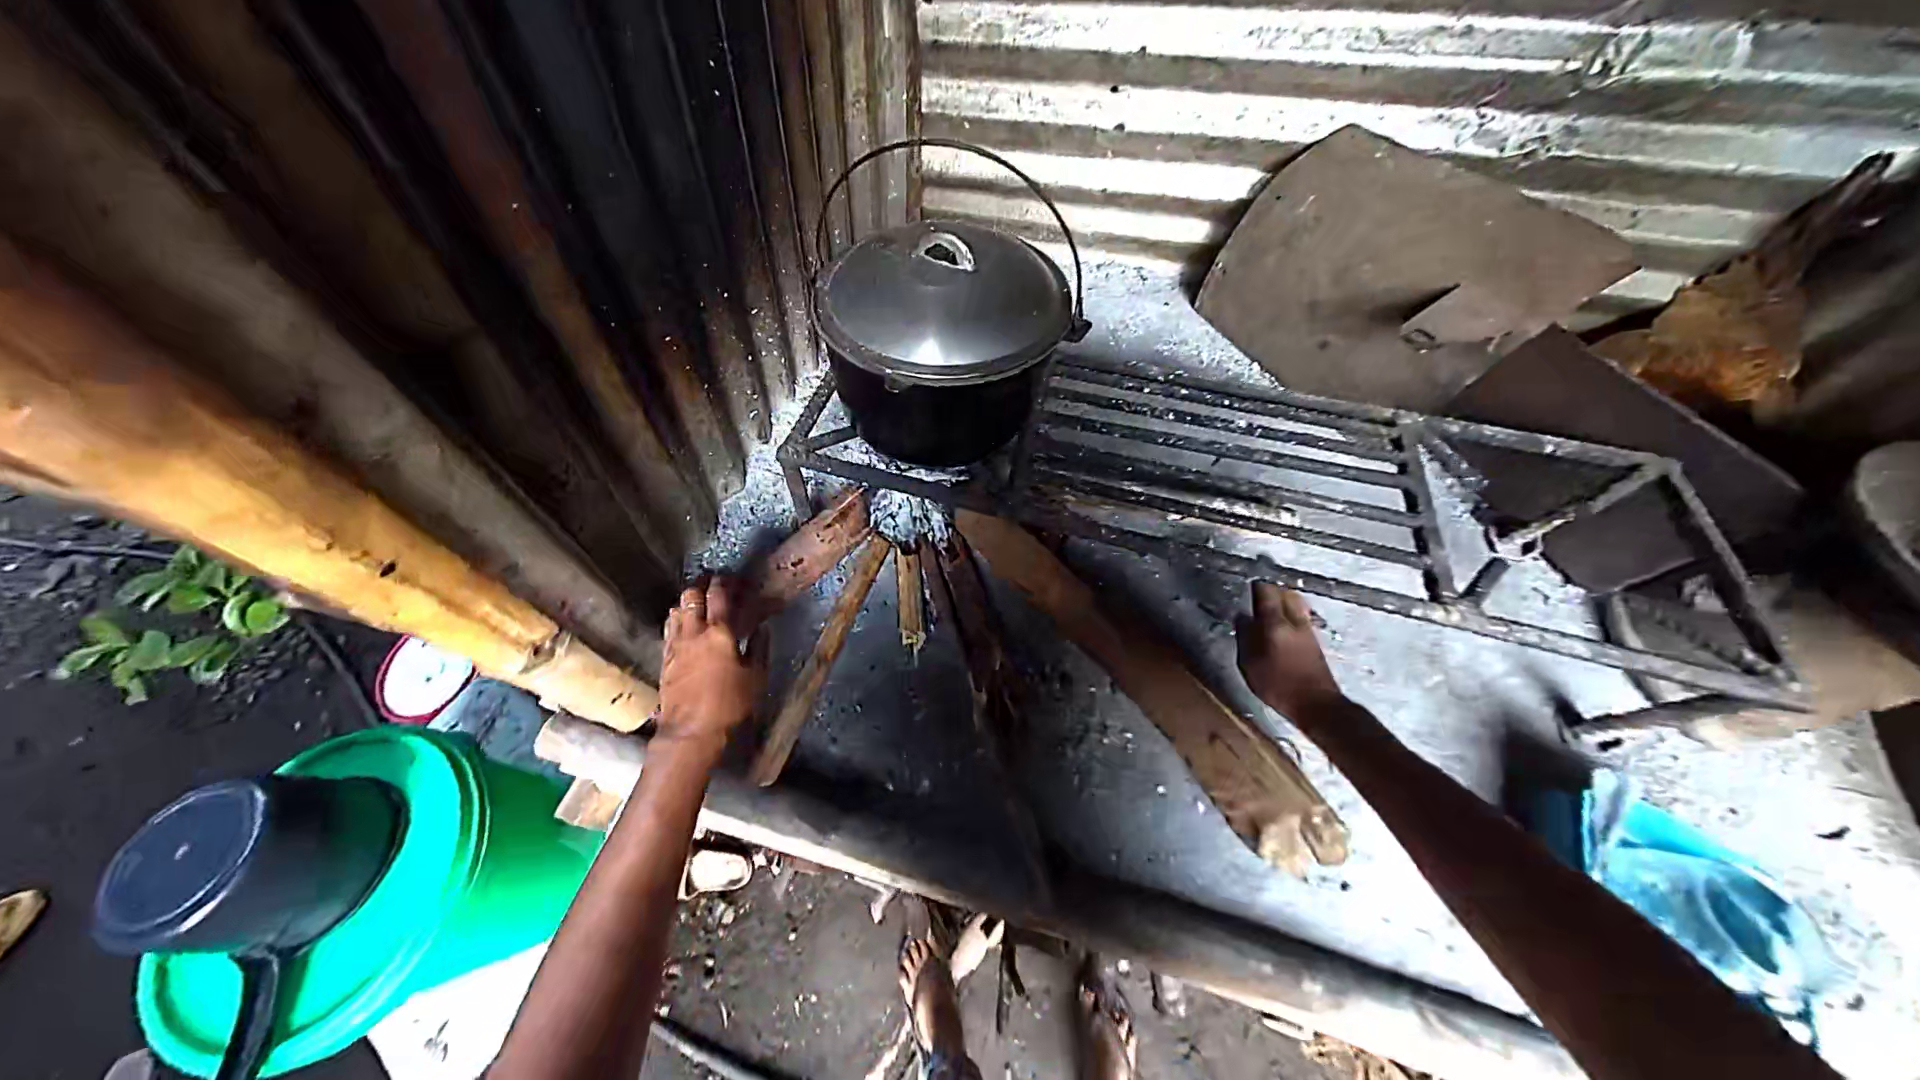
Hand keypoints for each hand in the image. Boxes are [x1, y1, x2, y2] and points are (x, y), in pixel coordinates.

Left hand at [656, 577, 761, 752]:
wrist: (690, 732)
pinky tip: (682, 626)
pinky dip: (677, 621)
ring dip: (686, 602)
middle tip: (712, 584)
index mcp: (719, 633)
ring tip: (696, 602)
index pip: (719, 596)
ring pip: (676, 611)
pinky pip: (668, 630)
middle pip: (691, 597)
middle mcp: (694, 633)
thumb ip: (759, 648)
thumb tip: (761, 629)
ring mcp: (675, 646)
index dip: (724, 583)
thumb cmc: (730, 705)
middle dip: (701, 586)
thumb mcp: (756, 677)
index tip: (730, 578)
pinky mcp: (664, 660)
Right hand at [1237, 582, 1345, 723]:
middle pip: (1285, 593)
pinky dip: (1290, 614)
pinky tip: (1282, 626)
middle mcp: (1294, 621)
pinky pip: (1301, 616)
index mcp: (1275, 623)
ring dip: (1283, 601)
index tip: (1245, 588)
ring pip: (1296, 603)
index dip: (1255, 587)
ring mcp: (1308, 629)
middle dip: (1271, 591)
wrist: (1316, 704)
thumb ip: (1245, 638)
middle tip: (1255, 598)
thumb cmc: (1278, 685)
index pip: (1266, 592)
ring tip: (1269, 610)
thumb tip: (1242, 618)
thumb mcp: (1250, 664)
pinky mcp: (1315, 640)